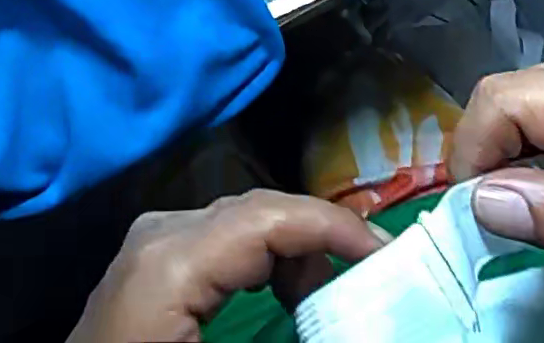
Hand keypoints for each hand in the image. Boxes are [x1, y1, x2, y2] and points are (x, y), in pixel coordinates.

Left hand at [67, 189, 388, 342]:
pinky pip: (219, 240)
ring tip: (337, 298)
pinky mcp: (153, 257)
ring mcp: (152, 240)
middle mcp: (161, 230)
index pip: (264, 217)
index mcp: (172, 258)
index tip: (391, 256)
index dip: (330, 227)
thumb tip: (350, 322)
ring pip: (239, 222)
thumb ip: (294, 335)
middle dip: (320, 239)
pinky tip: (287, 295)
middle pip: (254, 212)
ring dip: (293, 251)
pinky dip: (263, 259)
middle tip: (379, 283)